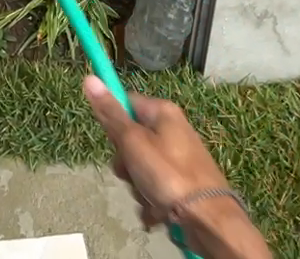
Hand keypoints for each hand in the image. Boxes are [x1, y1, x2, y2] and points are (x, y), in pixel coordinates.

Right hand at [83, 77, 265, 258]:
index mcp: (162, 113)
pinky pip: (155, 186)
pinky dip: (152, 200)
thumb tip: (89, 78)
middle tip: (132, 172)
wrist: (210, 221)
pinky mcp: (184, 185)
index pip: (125, 104)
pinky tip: (157, 212)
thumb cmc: (168, 174)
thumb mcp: (132, 141)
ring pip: (141, 166)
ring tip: (148, 197)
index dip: (114, 123)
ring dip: (138, 185)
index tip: (115, 142)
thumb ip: (111, 113)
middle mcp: (173, 130)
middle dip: (126, 163)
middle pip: (131, 139)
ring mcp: (179, 159)